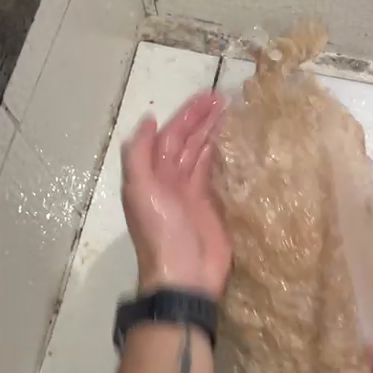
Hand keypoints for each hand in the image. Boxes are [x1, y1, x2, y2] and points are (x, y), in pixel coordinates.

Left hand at [120, 91, 230, 297]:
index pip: (171, 135)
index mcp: (152, 174)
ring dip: (212, 132)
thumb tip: (149, 120)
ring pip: (201, 153)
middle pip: (187, 141)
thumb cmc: (161, 232)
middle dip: (202, 118)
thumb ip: (140, 155)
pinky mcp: (211, 205)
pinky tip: (231, 142)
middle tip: (224, 97)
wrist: (184, 276)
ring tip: (230, 112)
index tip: (208, 96)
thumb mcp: (140, 191)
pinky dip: (220, 155)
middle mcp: (170, 179)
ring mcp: (191, 192)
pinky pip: (214, 173)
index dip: (187, 114)